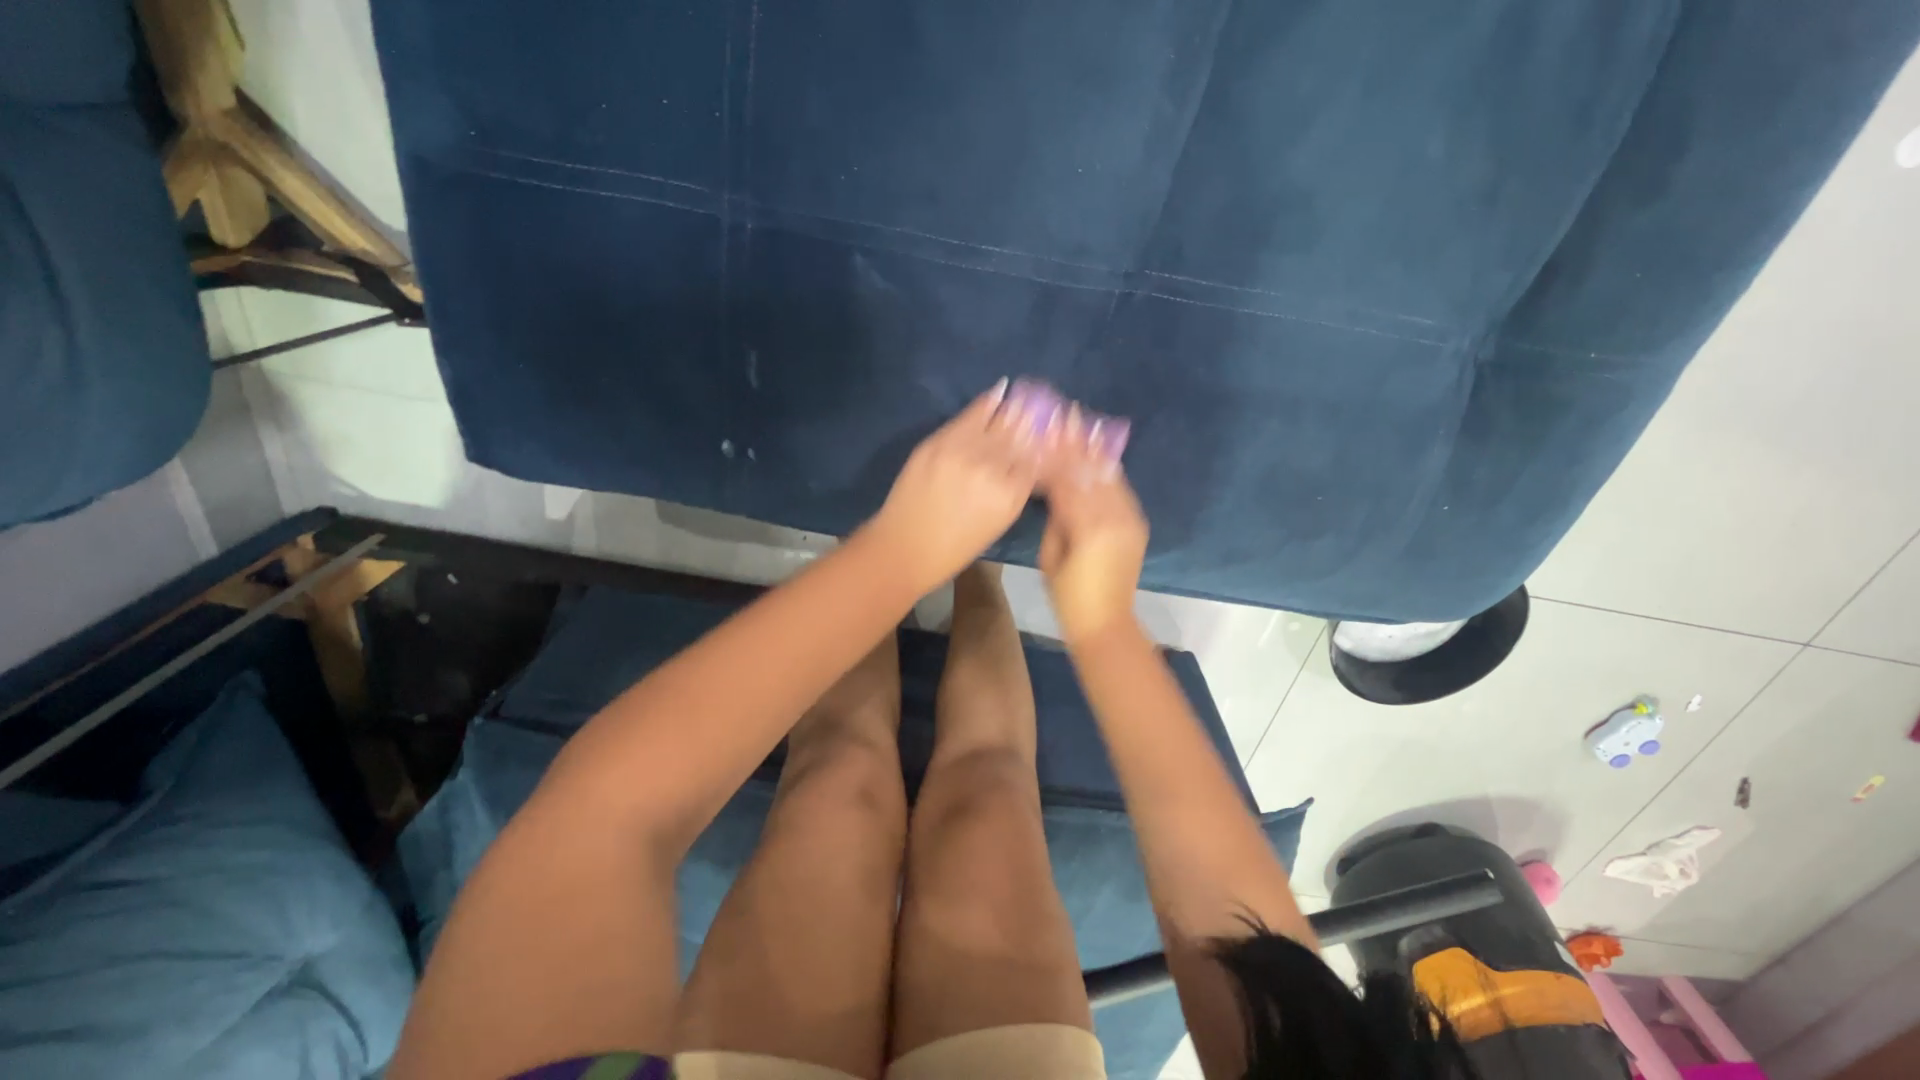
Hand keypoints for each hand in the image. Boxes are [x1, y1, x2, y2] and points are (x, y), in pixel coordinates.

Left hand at [868, 379, 1043, 587]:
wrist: (905, 547)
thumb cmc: (955, 547)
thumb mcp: (998, 523)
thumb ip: (1016, 490)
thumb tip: (1029, 461)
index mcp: (1011, 495)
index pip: (1037, 459)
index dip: (1045, 443)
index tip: (1053, 431)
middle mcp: (993, 469)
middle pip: (1021, 436)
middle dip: (1032, 421)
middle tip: (1043, 406)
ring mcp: (965, 451)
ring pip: (998, 422)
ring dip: (1014, 409)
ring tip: (1024, 396)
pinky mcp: (940, 442)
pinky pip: (971, 416)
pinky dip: (988, 402)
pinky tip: (1000, 390)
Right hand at [1039, 435, 1148, 644]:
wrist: (1106, 622)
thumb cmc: (1067, 596)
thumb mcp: (1050, 555)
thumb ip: (1056, 517)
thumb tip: (1056, 488)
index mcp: (1087, 527)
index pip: (1067, 479)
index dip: (1053, 453)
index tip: (1042, 429)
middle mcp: (1113, 516)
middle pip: (1091, 470)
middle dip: (1075, 442)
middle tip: (1064, 415)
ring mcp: (1129, 519)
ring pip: (1108, 475)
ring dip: (1092, 450)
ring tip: (1079, 425)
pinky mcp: (1137, 523)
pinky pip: (1120, 489)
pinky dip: (1105, 470)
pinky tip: (1095, 454)